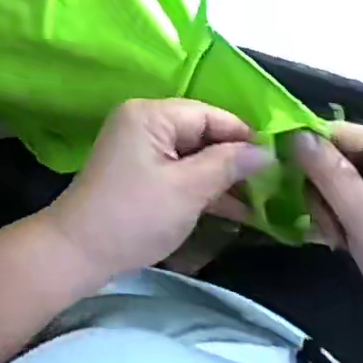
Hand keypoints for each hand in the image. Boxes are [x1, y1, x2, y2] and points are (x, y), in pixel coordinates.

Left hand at [41, 99, 274, 279]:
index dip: (244, 135)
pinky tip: (240, 209)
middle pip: (201, 131)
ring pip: (193, 152)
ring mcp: (140, 145)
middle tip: (279, 184)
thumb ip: (227, 165)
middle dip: (236, 157)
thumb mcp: (188, 189)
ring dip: (224, 175)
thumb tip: (266, 151)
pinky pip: (180, 168)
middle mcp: (143, 120)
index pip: (208, 113)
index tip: (282, 161)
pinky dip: (205, 185)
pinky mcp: (141, 170)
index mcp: (149, 114)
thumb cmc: (135, 215)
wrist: (80, 248)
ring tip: (268, 200)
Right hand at [294, 123, 362, 360]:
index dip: (312, 147)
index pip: (346, 132)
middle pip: (347, 156)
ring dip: (333, 205)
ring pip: (351, 179)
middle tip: (322, 223)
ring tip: (336, 238)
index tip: (285, 174)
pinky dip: (348, 217)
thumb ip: (330, 174)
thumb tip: (294, 132)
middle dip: (324, 185)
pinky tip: (345, 241)